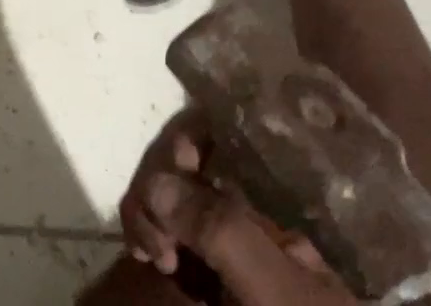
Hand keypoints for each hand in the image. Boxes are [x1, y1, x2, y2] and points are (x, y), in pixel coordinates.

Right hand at [120, 113, 354, 305]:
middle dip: (156, 190)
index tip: (164, 180)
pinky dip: (150, 237)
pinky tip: (150, 261)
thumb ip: (222, 233)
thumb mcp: (279, 293)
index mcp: (283, 203)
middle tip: (152, 242)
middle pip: (188, 165)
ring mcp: (235, 242)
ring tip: (150, 257)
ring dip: (147, 215)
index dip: (185, 142)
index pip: (227, 139)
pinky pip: (172, 234)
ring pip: (172, 197)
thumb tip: (155, 182)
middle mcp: (257, 209)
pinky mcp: (215, 273)